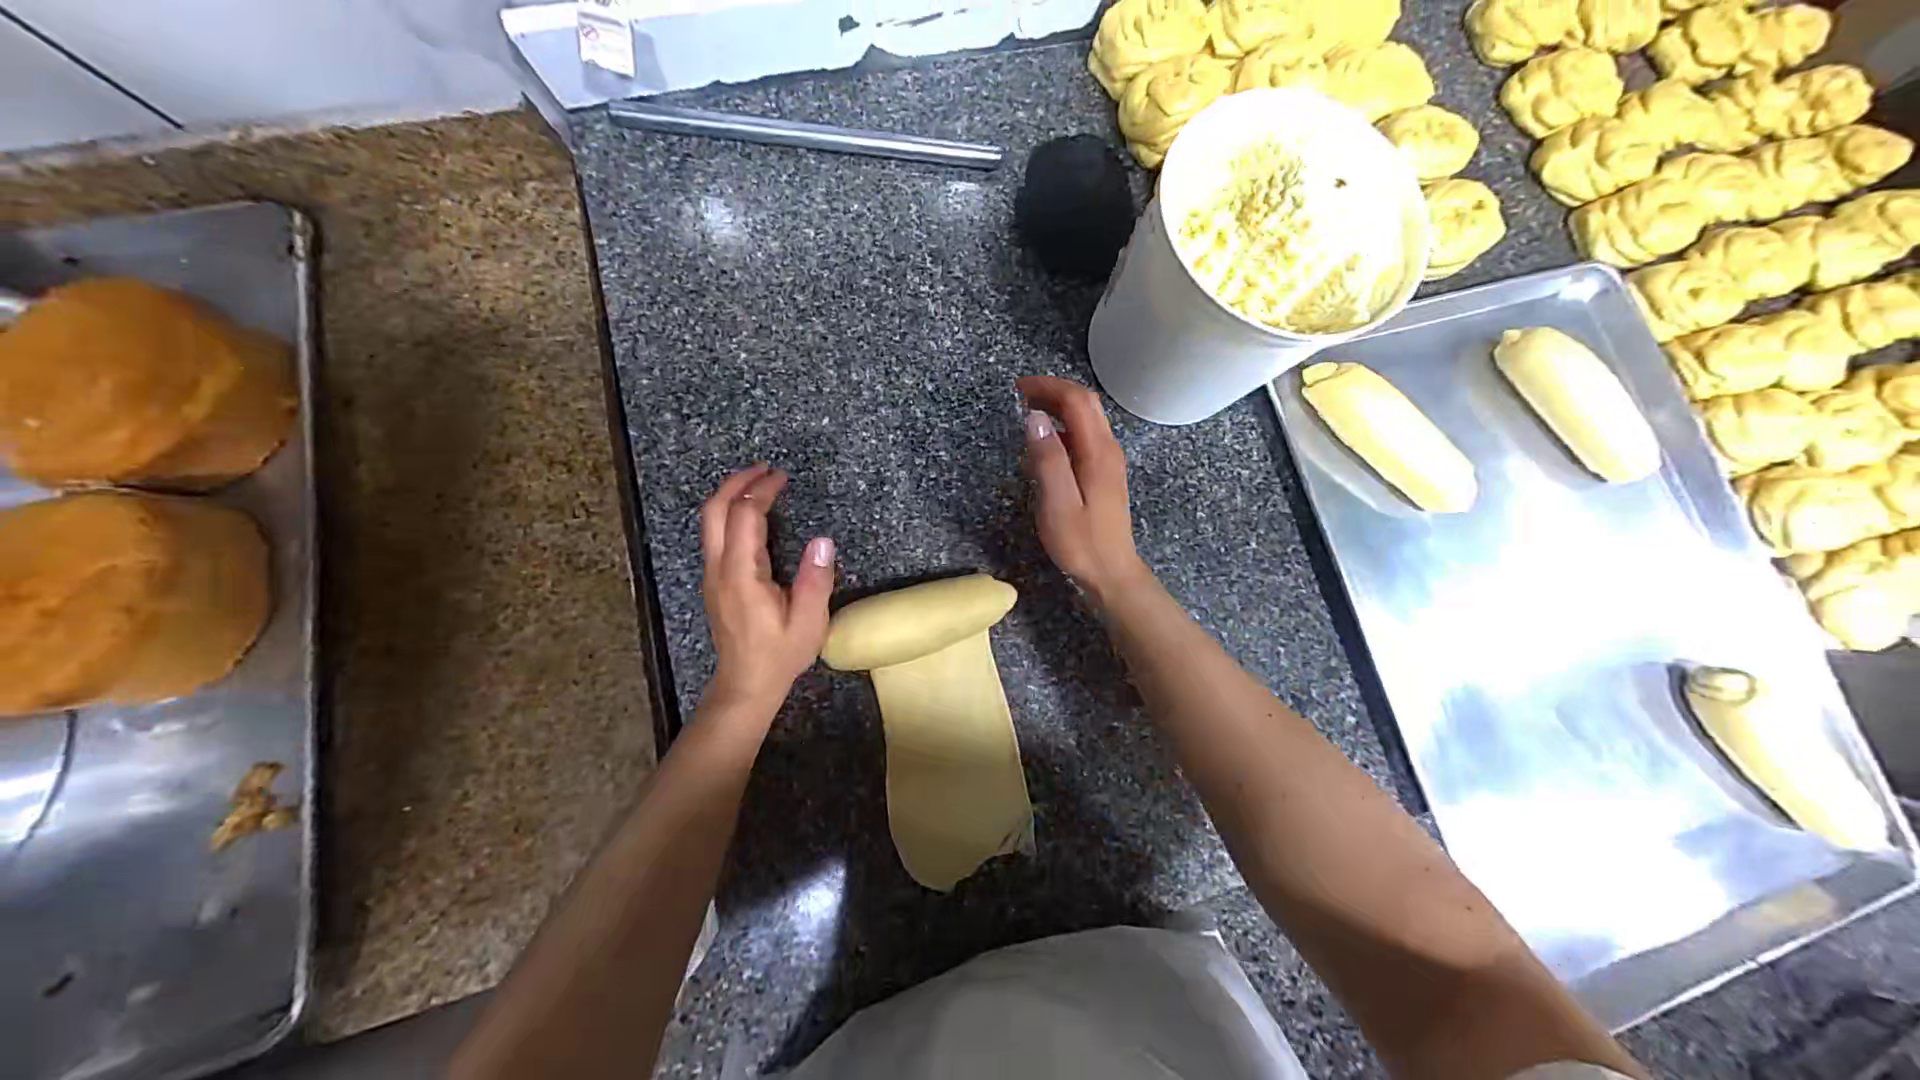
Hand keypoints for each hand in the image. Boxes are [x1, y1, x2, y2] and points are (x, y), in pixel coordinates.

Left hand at [699, 465, 835, 713]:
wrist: (745, 684)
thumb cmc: (779, 655)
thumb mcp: (809, 622)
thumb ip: (815, 580)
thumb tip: (823, 540)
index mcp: (741, 574)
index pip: (743, 517)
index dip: (761, 491)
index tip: (781, 477)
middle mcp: (718, 568)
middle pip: (713, 510)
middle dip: (736, 482)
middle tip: (764, 468)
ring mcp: (711, 574)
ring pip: (709, 521)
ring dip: (730, 496)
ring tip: (758, 483)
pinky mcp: (714, 581)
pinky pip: (715, 535)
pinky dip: (730, 513)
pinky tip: (751, 515)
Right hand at [1016, 376, 1152, 605]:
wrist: (1111, 573)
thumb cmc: (1081, 542)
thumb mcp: (1057, 503)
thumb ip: (1047, 459)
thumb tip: (1035, 419)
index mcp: (1097, 452)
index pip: (1076, 401)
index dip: (1047, 387)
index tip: (1018, 389)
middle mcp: (1108, 449)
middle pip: (1086, 403)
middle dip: (1054, 391)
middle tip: (1021, 395)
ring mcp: (1109, 461)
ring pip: (1088, 419)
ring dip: (1060, 408)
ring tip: (1029, 413)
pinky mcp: (1105, 474)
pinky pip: (1086, 437)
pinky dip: (1065, 428)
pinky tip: (1046, 445)